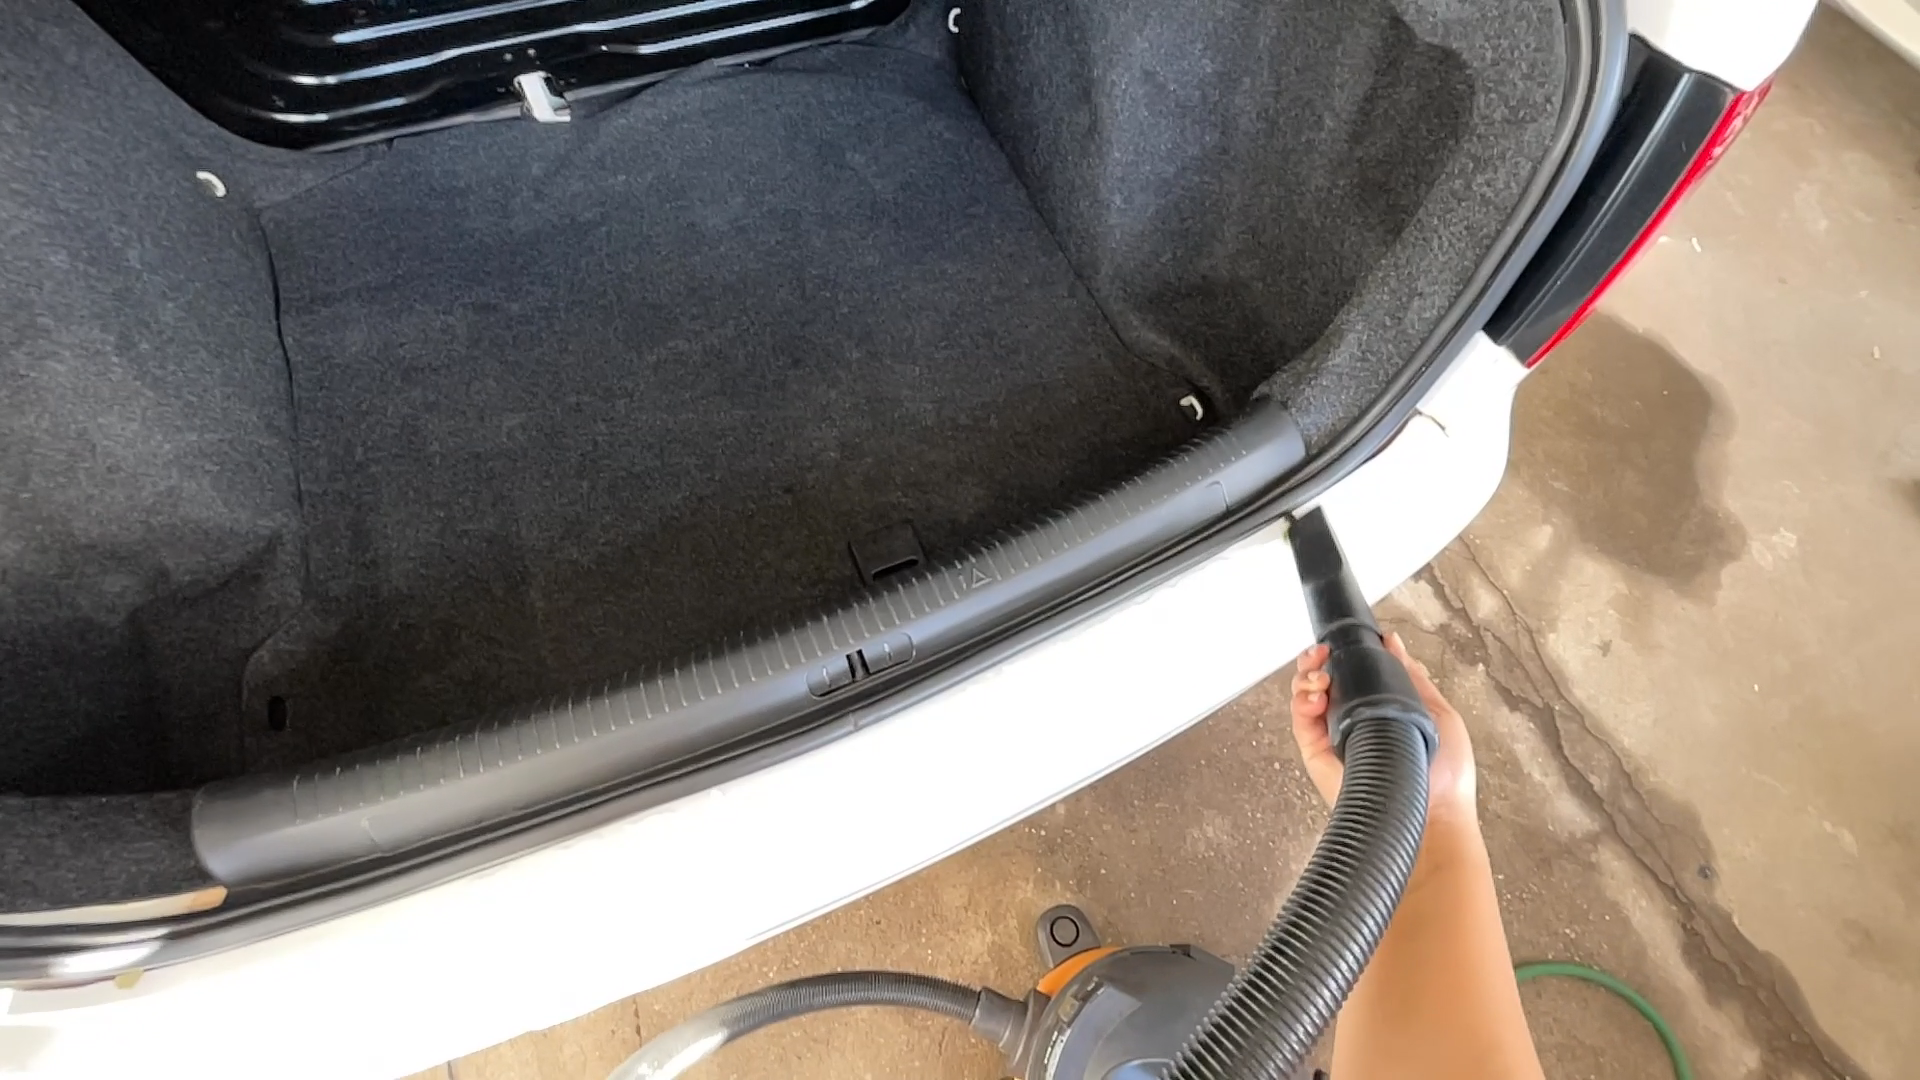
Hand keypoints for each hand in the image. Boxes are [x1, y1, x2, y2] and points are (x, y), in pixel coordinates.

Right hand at [1288, 632, 1476, 826]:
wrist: (1433, 812)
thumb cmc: (1445, 774)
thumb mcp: (1437, 712)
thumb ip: (1412, 676)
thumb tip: (1392, 643)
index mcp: (1376, 705)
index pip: (1347, 672)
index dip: (1338, 654)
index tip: (1341, 644)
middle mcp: (1348, 716)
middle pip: (1318, 678)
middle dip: (1313, 660)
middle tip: (1322, 654)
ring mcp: (1330, 732)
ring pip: (1303, 694)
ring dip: (1306, 678)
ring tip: (1321, 679)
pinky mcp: (1315, 749)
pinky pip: (1299, 718)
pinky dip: (1301, 701)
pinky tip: (1317, 698)